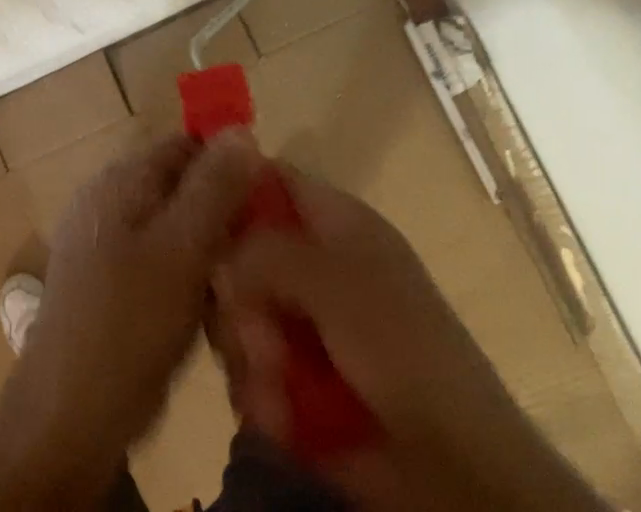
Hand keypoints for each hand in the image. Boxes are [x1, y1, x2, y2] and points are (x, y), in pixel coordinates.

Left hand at [18, 129, 260, 449]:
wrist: (68, 418)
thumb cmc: (128, 326)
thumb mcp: (182, 249)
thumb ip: (213, 188)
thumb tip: (240, 130)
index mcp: (119, 183)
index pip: (185, 145)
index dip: (230, 163)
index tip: (270, 202)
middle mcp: (108, 206)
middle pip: (183, 190)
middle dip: (224, 217)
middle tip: (262, 256)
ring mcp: (106, 250)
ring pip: (178, 233)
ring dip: (212, 258)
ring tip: (240, 293)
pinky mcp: (112, 291)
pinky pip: (165, 269)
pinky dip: (192, 285)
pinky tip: (211, 319)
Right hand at [212, 166, 608, 510]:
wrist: (447, 462)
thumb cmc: (402, 351)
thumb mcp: (338, 283)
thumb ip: (266, 252)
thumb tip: (214, 253)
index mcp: (336, 224)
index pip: (271, 179)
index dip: (229, 187)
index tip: (193, 221)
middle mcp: (313, 265)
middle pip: (236, 253)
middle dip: (236, 299)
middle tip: (255, 331)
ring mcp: (300, 322)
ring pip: (234, 316)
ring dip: (249, 353)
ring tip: (279, 383)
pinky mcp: (291, 375)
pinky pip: (246, 367)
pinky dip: (259, 392)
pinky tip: (283, 414)